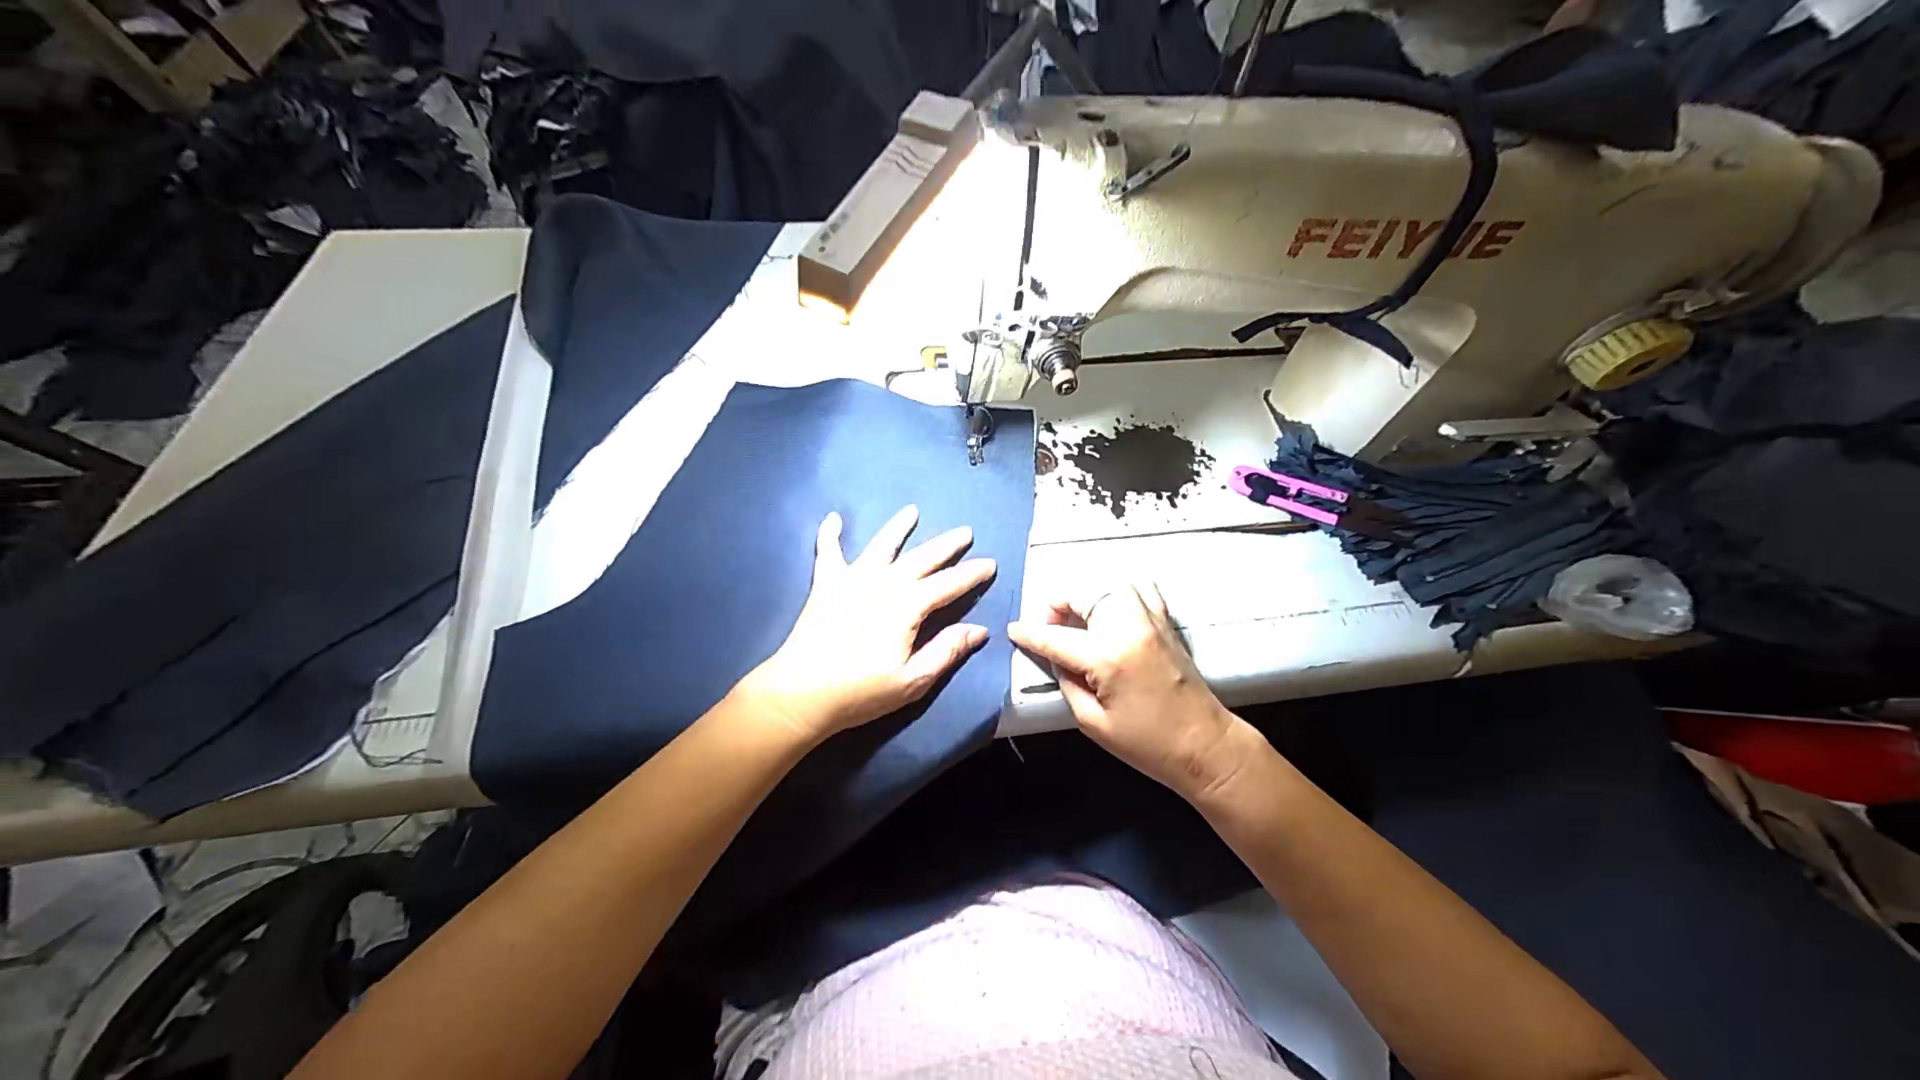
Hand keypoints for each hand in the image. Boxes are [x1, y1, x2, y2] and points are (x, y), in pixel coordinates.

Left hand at [739, 505, 996, 743]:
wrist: (801, 693)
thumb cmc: (860, 692)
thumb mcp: (912, 680)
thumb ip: (946, 651)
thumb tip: (979, 630)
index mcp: (906, 607)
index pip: (947, 585)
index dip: (971, 575)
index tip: (990, 564)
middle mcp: (882, 584)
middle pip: (921, 559)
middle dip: (946, 545)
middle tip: (965, 532)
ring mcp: (852, 580)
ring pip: (882, 546)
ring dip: (898, 528)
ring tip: (911, 510)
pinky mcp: (825, 585)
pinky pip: (828, 552)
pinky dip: (830, 534)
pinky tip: (833, 518)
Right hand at [1008, 583, 1260, 802]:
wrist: (1205, 745)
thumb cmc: (1147, 744)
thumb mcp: (1092, 722)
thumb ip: (1067, 682)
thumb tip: (1054, 657)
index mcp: (1107, 657)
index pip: (1056, 637)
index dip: (1030, 634)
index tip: (1014, 630)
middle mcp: (1128, 628)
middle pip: (1083, 593)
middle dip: (1057, 604)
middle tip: (1048, 625)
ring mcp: (1151, 620)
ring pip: (1110, 584)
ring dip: (1087, 595)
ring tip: (1077, 617)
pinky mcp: (1166, 622)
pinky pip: (1140, 588)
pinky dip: (1118, 591)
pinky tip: (1109, 609)